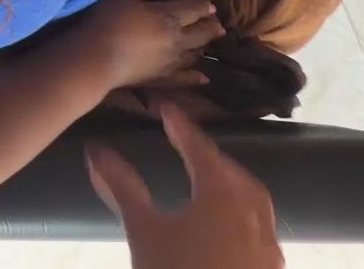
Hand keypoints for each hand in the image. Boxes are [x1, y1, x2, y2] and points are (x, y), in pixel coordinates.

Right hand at [78, 0, 222, 89]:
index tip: (211, 6)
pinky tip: (203, 77)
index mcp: (167, 17)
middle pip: (200, 33)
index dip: (202, 7)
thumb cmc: (107, 22)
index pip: (191, 10)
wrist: (100, 58)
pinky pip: (185, 77)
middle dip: (210, 28)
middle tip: (218, 25)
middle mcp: (177, 40)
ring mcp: (173, 61)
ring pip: (195, 53)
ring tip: (206, 44)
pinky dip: (196, 76)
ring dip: (202, 47)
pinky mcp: (164, 78)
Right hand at [88, 102, 283, 268]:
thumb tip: (95, 149)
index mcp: (223, 202)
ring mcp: (268, 259)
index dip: (183, 128)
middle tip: (188, 145)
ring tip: (207, 185)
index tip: (166, 108)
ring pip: (258, 211)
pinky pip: (261, 239)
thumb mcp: (141, 229)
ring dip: (234, 189)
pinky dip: (243, 220)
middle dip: (215, 158)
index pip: (202, 152)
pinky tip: (223, 232)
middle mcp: (255, 225)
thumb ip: (121, 186)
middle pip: (241, 180)